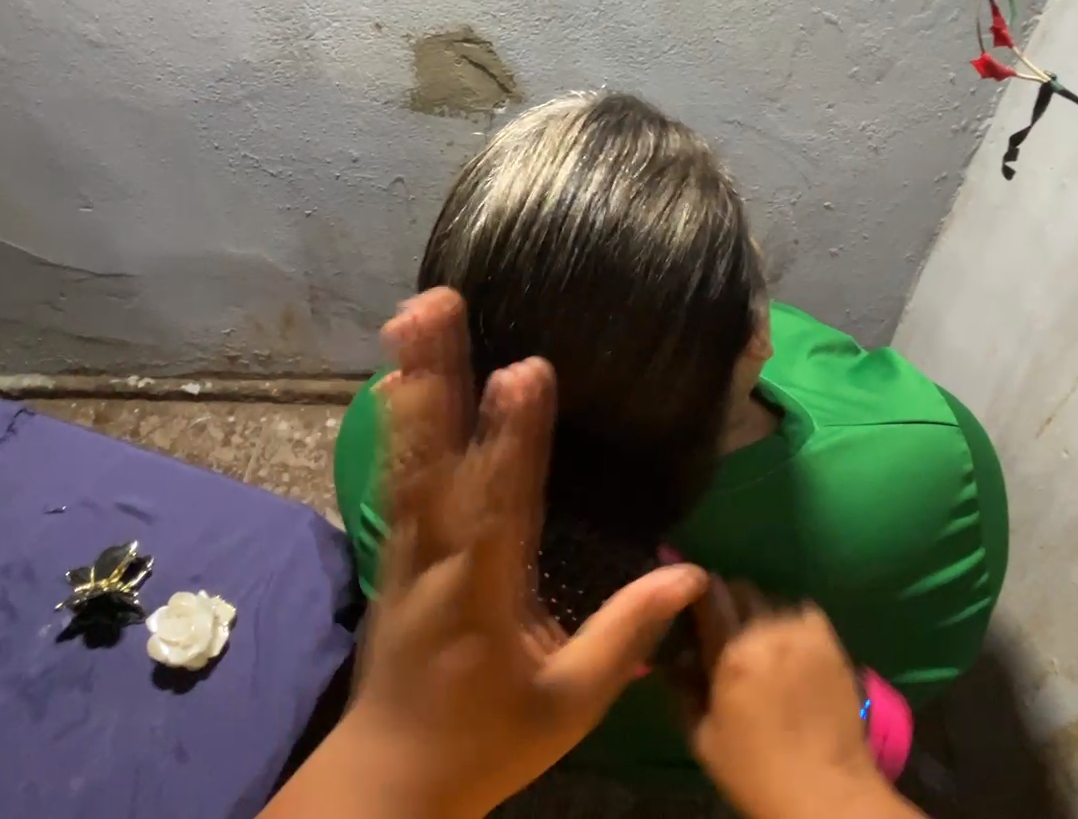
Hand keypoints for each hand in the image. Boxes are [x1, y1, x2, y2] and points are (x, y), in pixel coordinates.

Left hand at [268, 289, 707, 818]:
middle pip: (437, 460)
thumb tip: (688, 575)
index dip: (516, 435)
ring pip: (408, 460)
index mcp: (485, 592)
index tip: (527, 369)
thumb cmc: (485, 743)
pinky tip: (397, 384)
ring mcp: (404, 552)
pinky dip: (397, 427)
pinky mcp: (390, 554)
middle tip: (433, 307)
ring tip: (409, 320)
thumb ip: (627, 635)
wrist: (390, 783)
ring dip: (413, 387)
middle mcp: (437, 558)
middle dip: (438, 378)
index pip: (504, 501)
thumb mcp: (569, 703)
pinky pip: (395, 480)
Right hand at [686, 581, 921, 818]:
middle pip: (740, 588)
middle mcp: (767, 632)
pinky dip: (789, 616)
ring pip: (771, 596)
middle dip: (727, 601)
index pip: (709, 595)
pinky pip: (802, 608)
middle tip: (723, 627)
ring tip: (756, 636)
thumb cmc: (756, 771)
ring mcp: (802, 633)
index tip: (692, 604)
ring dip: (758, 609)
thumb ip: (682, 690)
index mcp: (731, 654)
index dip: (698, 594)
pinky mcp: (830, 640)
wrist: (825, 791)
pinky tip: (787, 640)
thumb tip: (672, 657)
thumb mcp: (703, 738)